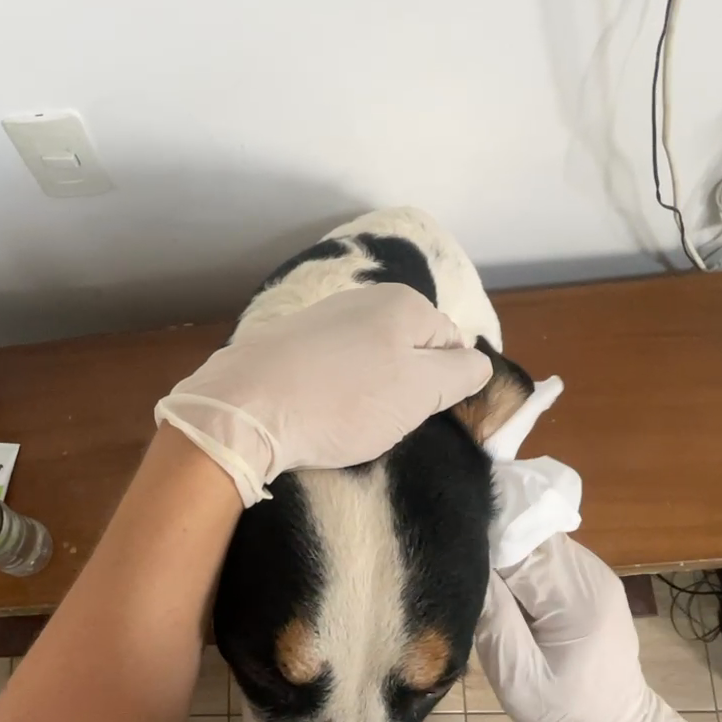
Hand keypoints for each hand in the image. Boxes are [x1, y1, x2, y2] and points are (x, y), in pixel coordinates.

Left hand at [154, 284, 492, 505]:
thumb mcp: (420, 391)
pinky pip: (327, 369)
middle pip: (406, 350)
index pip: (451, 343)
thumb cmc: (343, 402)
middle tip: (383, 422)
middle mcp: (362, 299)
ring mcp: (318, 319)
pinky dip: (330, 391)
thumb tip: (477, 363)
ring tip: (346, 422)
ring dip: (366, 393)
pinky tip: (316, 412)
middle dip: (403, 387)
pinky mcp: (284, 344)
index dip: (443, 385)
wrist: (245, 409)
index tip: (418, 415)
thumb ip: (461, 373)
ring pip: (366, 361)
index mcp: (403, 303)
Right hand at [474, 534, 708, 721]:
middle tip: (458, 573)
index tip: (448, 559)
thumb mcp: (516, 678)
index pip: (518, 546)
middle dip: (490, 546)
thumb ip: (492, 618)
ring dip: (503, 554)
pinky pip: (544, 554)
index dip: (481, 547)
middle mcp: (590, 574)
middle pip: (527, 535)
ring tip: (479, 584)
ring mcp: (593, 572)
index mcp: (576, 600)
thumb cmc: (564, 713)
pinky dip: (519, 564)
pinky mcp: (588, 578)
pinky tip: (504, 589)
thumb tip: (468, 564)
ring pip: (534, 540)